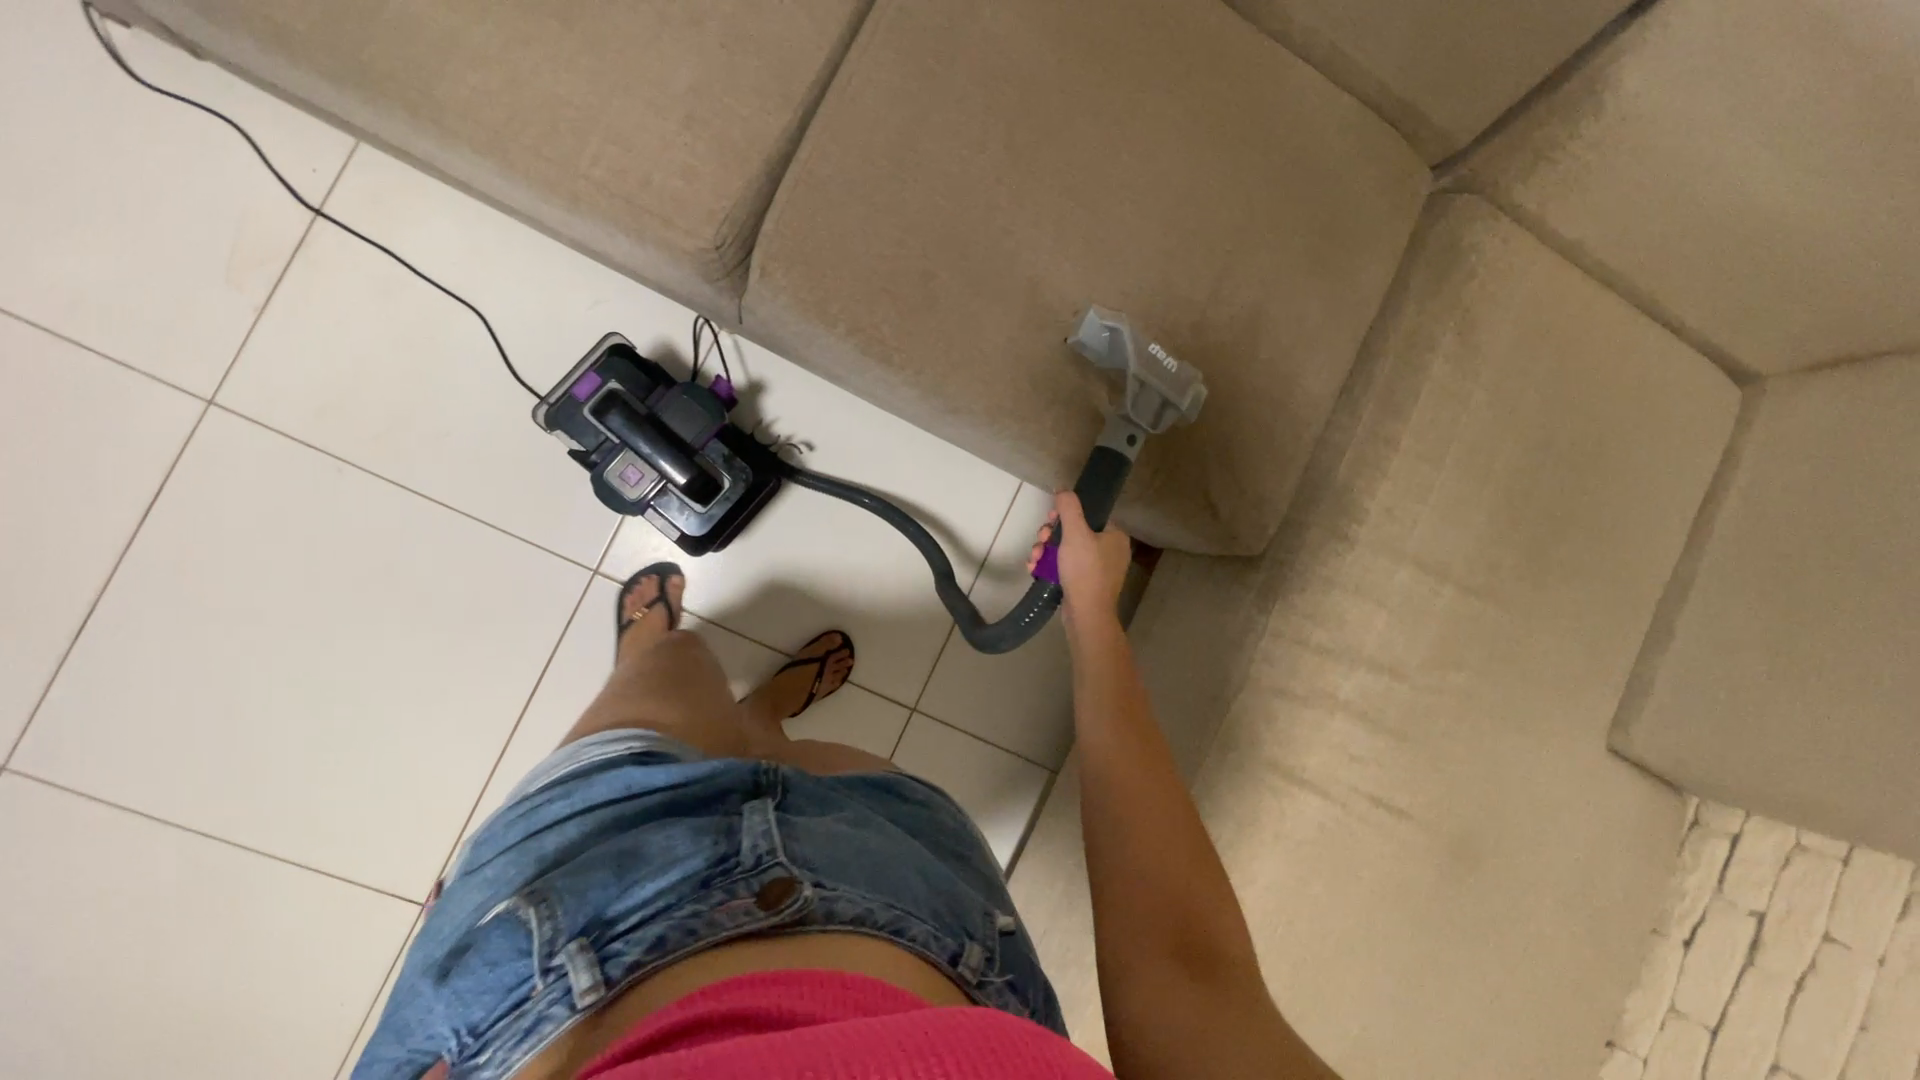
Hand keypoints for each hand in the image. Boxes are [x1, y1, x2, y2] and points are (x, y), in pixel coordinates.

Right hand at [1027, 491, 1131, 636]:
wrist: (1086, 615)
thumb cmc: (1085, 571)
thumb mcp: (1075, 533)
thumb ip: (1069, 508)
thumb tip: (1063, 489)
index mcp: (1114, 536)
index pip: (1089, 515)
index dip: (1066, 514)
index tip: (1051, 519)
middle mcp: (1109, 550)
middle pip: (1073, 532)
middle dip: (1050, 535)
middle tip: (1039, 540)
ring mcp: (1097, 569)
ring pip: (1065, 550)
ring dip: (1045, 550)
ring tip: (1033, 558)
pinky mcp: (1084, 583)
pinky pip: (1065, 566)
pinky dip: (1049, 565)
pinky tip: (1034, 568)